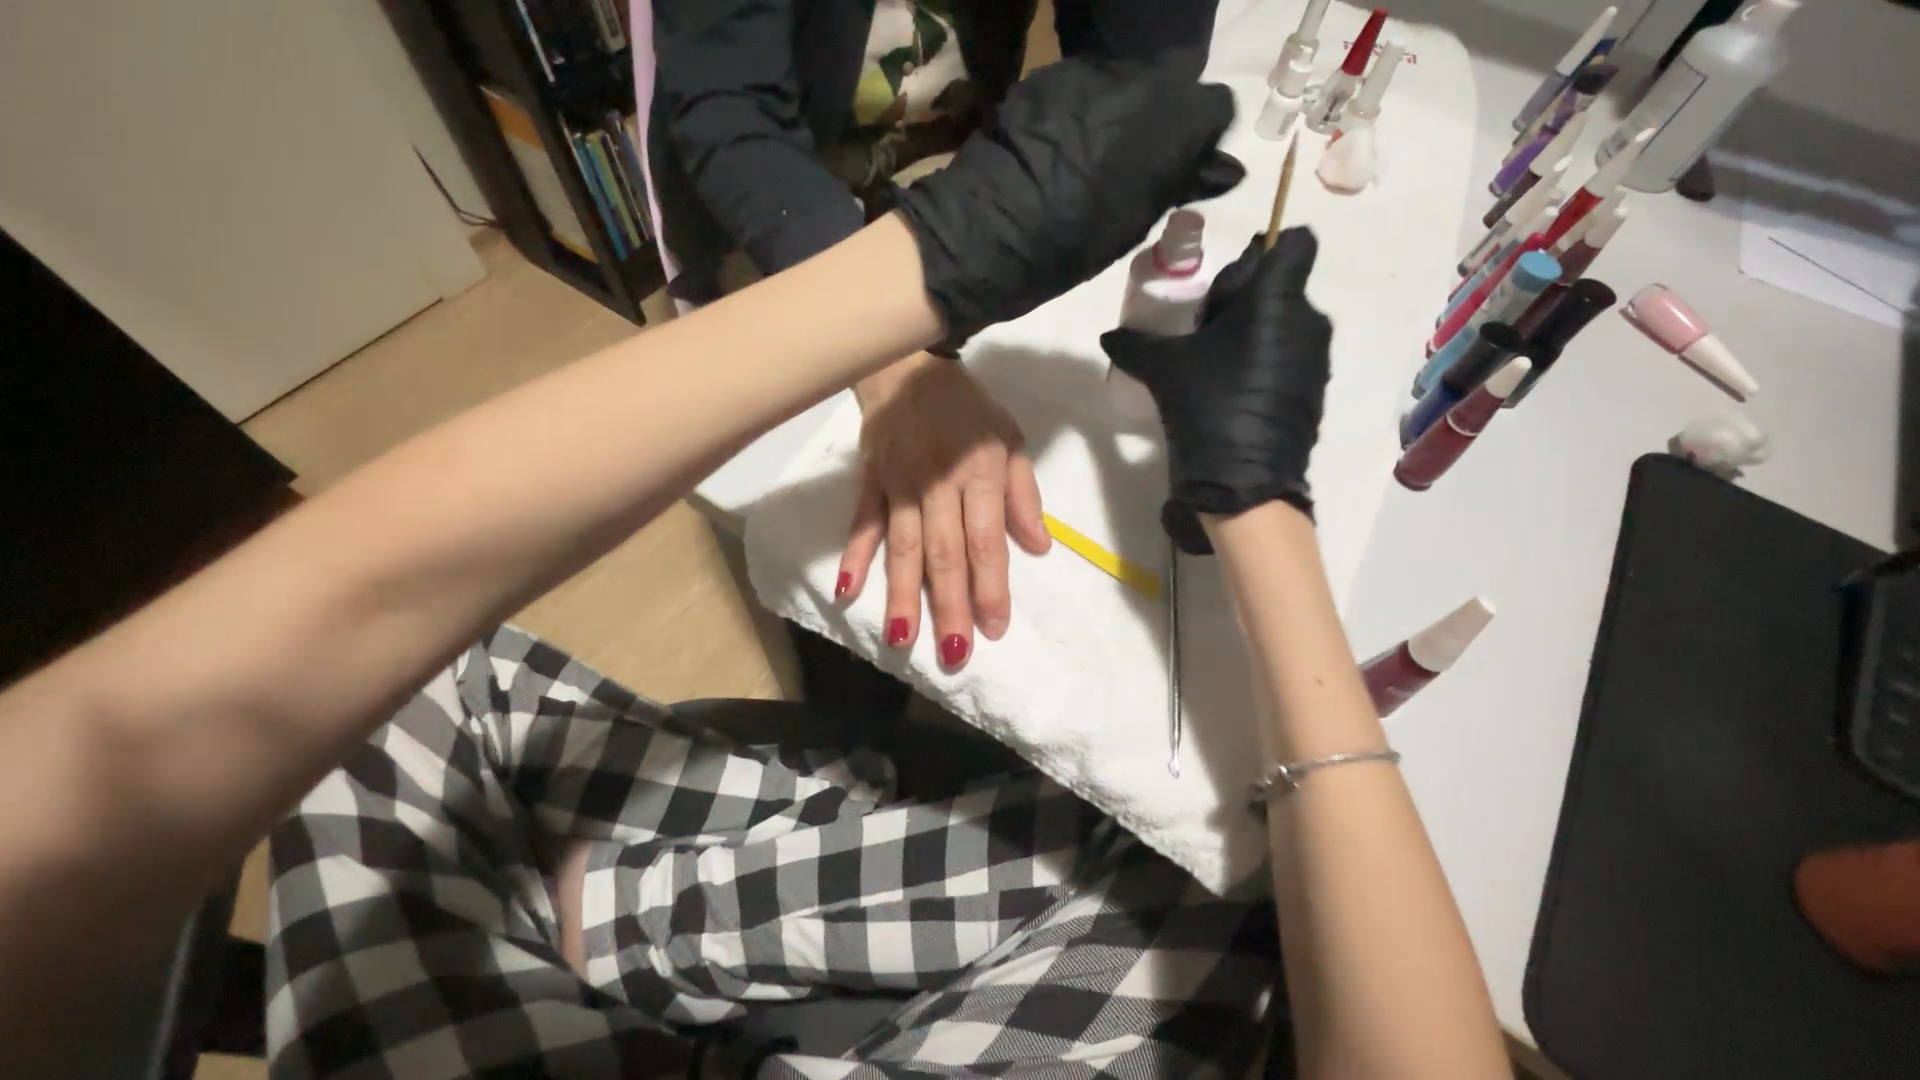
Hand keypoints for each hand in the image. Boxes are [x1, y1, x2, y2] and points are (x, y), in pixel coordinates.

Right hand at [837, 353, 1049, 668]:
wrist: (908, 365)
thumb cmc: (968, 410)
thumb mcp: (1011, 439)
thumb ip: (1023, 494)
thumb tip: (1038, 547)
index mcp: (981, 472)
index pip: (986, 539)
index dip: (989, 585)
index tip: (994, 628)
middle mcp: (940, 482)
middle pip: (944, 551)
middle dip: (949, 604)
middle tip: (953, 653)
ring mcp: (899, 483)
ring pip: (902, 546)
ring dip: (902, 593)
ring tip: (903, 639)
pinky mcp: (870, 480)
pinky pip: (861, 522)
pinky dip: (853, 555)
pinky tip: (847, 591)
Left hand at [891, 51, 1244, 341]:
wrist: (989, 234)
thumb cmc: (1073, 243)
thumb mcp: (1137, 220)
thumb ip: (1181, 182)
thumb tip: (1224, 170)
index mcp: (1171, 117)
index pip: (1213, 105)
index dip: (1202, 133)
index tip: (1186, 161)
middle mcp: (1137, 79)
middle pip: (1168, 82)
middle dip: (1162, 114)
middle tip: (1140, 158)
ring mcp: (1087, 73)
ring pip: (1123, 81)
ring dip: (1120, 110)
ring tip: (1095, 155)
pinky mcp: (1045, 78)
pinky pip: (1080, 88)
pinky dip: (1081, 111)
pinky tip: (1060, 148)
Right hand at [1100, 227, 1332, 554]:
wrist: (1245, 484)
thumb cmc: (1207, 407)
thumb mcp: (1163, 370)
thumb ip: (1136, 343)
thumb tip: (1109, 335)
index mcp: (1276, 300)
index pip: (1293, 243)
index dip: (1263, 250)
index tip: (1228, 282)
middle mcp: (1307, 320)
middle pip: (1280, 286)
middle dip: (1243, 299)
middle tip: (1203, 328)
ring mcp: (1316, 358)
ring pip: (1284, 323)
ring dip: (1253, 333)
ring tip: (1214, 364)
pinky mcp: (1314, 390)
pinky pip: (1289, 357)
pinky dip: (1264, 362)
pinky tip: (1231, 391)